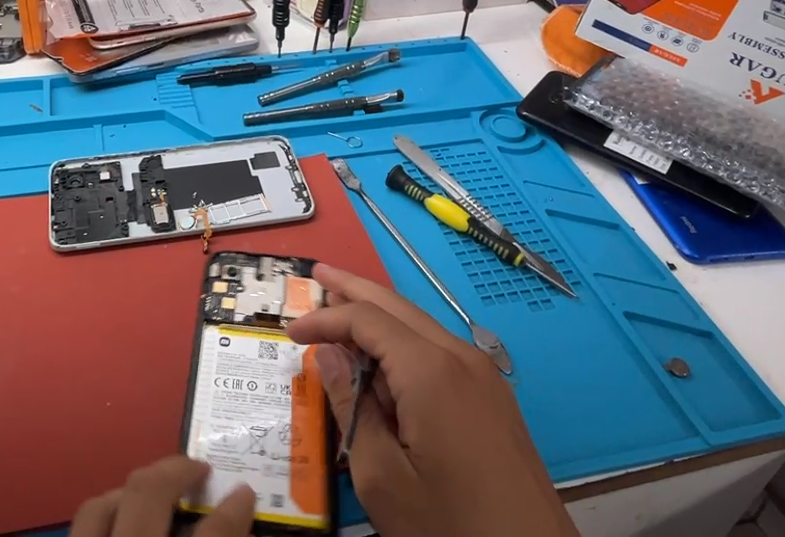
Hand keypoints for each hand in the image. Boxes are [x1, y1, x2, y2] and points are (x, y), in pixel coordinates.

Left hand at [70, 455, 255, 536]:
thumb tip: (238, 520)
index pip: (213, 535)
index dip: (234, 511)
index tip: (245, 492)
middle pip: (147, 495)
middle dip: (175, 472)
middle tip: (199, 468)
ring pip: (100, 506)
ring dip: (131, 491)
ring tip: (157, 489)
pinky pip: (81, 527)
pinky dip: (105, 515)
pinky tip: (123, 520)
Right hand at [287, 264, 576, 536]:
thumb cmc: (449, 523)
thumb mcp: (382, 477)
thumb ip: (352, 407)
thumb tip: (332, 356)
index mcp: (430, 370)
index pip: (366, 319)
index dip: (325, 319)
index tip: (291, 332)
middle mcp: (460, 357)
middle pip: (396, 306)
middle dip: (354, 288)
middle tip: (318, 272)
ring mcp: (483, 375)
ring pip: (419, 325)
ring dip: (378, 314)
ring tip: (342, 304)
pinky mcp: (493, 396)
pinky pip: (438, 351)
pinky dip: (402, 341)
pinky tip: (383, 357)